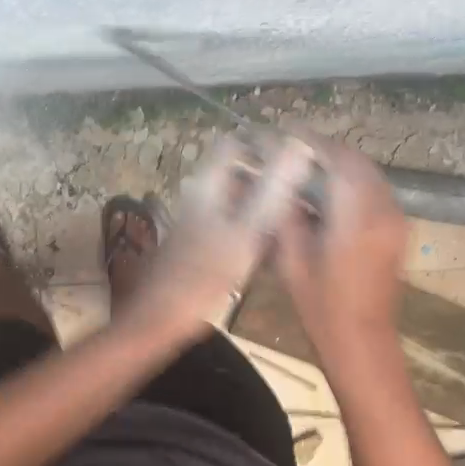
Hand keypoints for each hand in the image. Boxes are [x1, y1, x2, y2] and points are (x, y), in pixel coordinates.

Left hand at [124, 135, 313, 340]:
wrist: (158, 321)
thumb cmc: (201, 279)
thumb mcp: (245, 233)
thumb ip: (272, 190)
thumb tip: (299, 145)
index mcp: (206, 188)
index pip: (234, 144)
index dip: (264, 144)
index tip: (297, 155)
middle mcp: (198, 199)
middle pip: (238, 174)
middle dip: (270, 177)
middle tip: (306, 189)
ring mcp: (197, 224)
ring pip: (236, 202)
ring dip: (263, 206)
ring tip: (298, 217)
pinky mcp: (198, 248)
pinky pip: (231, 227)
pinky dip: (252, 230)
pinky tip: (273, 248)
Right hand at [274, 140, 409, 357]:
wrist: (362, 341)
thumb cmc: (322, 307)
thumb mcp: (293, 261)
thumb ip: (288, 217)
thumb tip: (280, 187)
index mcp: (357, 217)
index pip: (339, 161)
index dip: (313, 143)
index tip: (289, 134)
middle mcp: (384, 211)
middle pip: (359, 163)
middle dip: (328, 152)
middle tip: (296, 151)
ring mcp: (396, 221)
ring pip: (370, 176)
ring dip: (342, 167)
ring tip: (308, 170)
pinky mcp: (398, 232)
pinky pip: (376, 193)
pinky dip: (353, 184)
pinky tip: (328, 196)